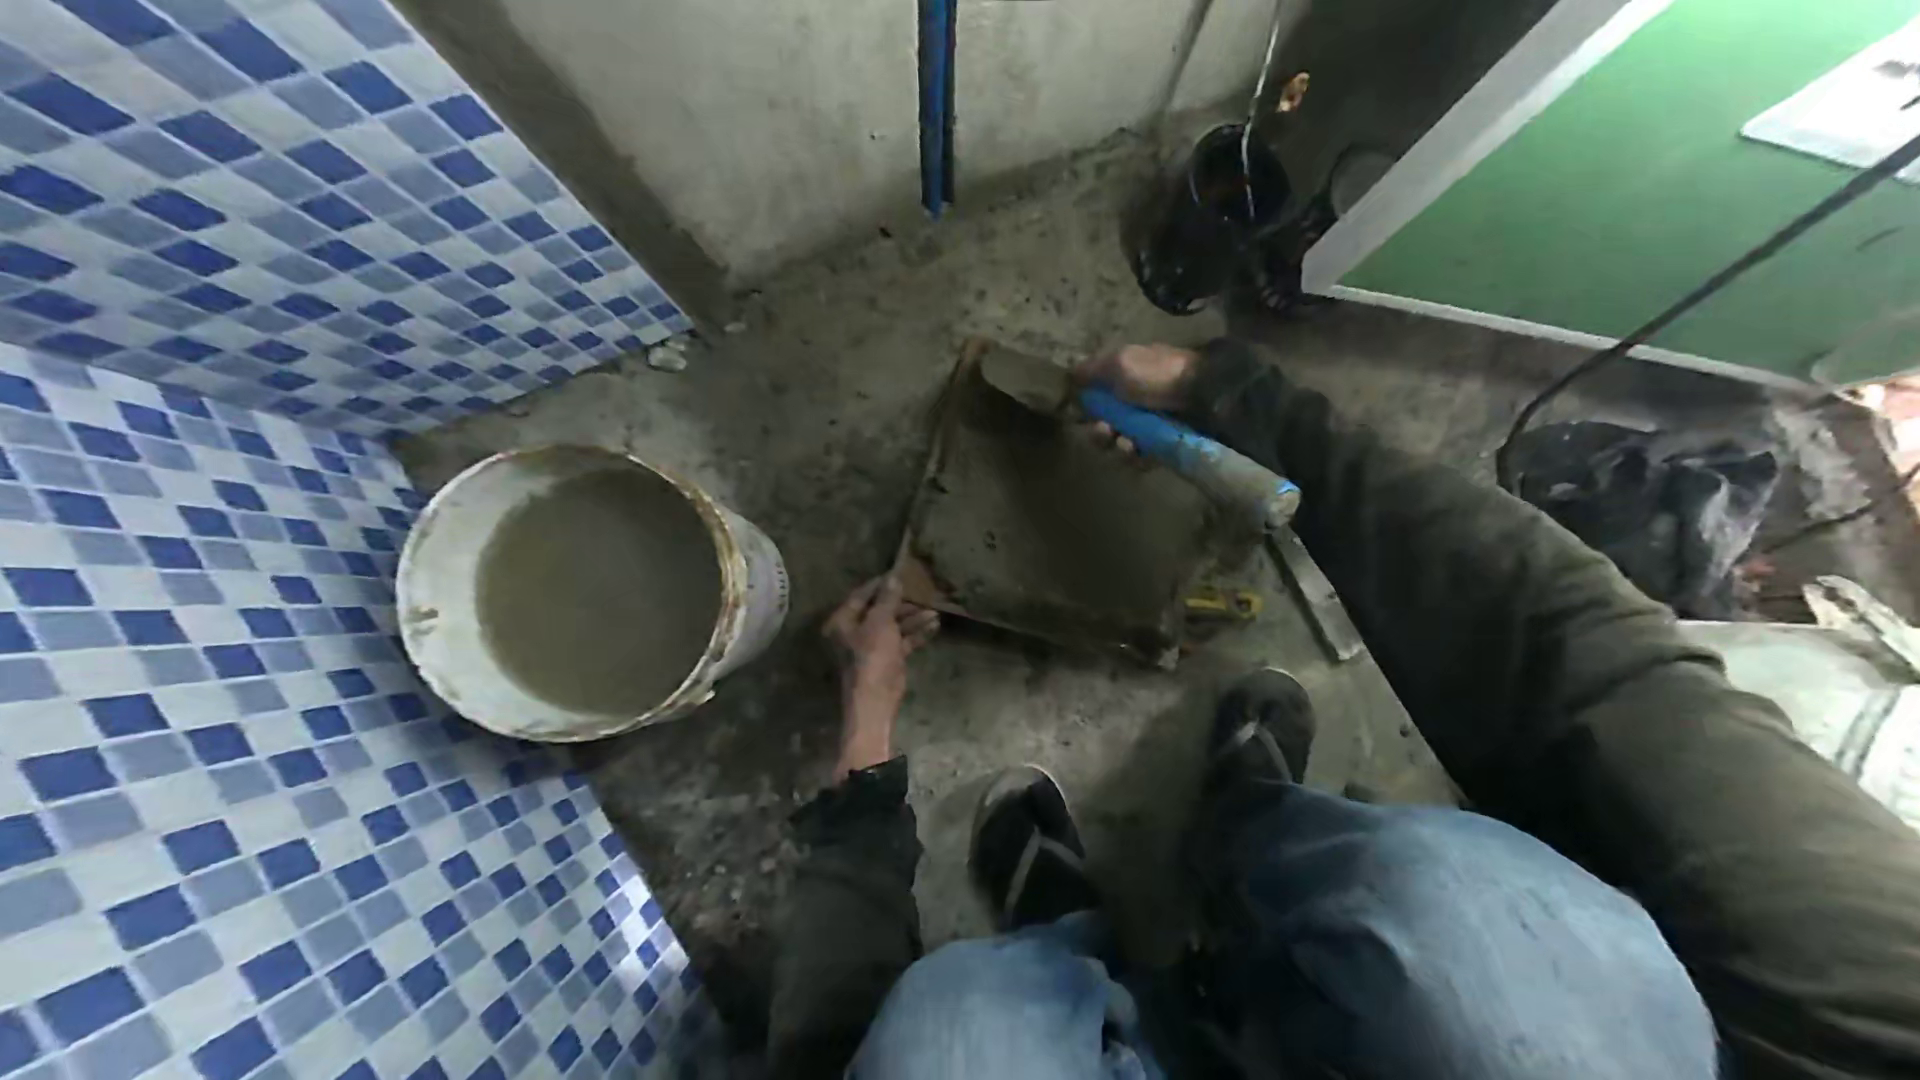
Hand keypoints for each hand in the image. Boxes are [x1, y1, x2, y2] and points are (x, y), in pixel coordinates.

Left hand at [823, 575, 939, 778]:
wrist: (876, 698)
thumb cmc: (871, 655)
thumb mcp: (880, 622)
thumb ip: (887, 599)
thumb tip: (893, 577)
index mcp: (843, 621)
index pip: (861, 595)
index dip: (880, 584)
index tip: (899, 574)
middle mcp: (855, 631)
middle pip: (880, 609)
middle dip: (902, 602)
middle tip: (922, 592)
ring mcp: (872, 645)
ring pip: (894, 625)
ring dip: (913, 618)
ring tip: (935, 610)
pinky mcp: (888, 658)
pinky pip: (903, 640)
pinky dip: (917, 633)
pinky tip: (935, 625)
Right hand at [1072, 343, 1201, 455]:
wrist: (1206, 396)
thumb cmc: (1159, 375)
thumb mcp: (1120, 363)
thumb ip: (1091, 371)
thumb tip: (1069, 377)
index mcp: (1124, 377)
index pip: (1094, 396)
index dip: (1084, 408)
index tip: (1079, 415)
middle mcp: (1134, 401)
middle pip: (1103, 424)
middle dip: (1099, 431)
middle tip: (1104, 431)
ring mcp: (1149, 425)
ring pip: (1119, 443)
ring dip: (1116, 447)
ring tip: (1126, 445)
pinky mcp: (1162, 445)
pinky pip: (1139, 458)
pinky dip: (1136, 458)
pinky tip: (1139, 453)